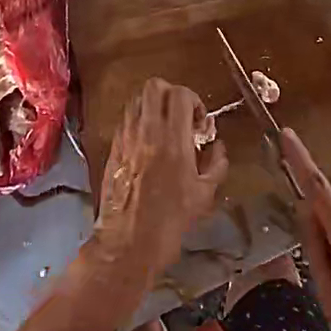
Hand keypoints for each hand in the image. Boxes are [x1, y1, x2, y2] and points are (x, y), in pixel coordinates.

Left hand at [92, 78, 228, 285]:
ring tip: (165, 127)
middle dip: (172, 94)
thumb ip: (216, 163)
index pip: (180, 95)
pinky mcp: (113, 148)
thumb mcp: (204, 193)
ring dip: (154, 106)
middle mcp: (147, 131)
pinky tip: (149, 143)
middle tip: (182, 116)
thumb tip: (217, 146)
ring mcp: (126, 138)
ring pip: (137, 99)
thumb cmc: (171, 220)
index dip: (194, 101)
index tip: (199, 123)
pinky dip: (139, 121)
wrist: (128, 243)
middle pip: (155, 86)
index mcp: (172, 139)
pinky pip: (126, 120)